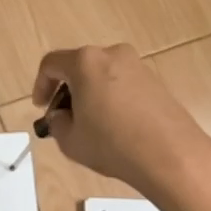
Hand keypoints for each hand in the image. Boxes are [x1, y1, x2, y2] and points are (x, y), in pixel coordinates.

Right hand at [33, 44, 210, 192]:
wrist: (170, 155)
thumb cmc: (112, 144)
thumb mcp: (70, 140)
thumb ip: (58, 122)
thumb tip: (63, 116)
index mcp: (85, 62)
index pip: (51, 64)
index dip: (40, 86)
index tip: (42, 108)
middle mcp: (113, 55)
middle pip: (80, 67)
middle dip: (68, 90)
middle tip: (65, 118)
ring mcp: (138, 66)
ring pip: (103, 76)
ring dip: (91, 95)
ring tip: (92, 126)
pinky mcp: (156, 82)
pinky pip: (123, 85)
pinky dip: (112, 99)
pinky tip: (115, 127)